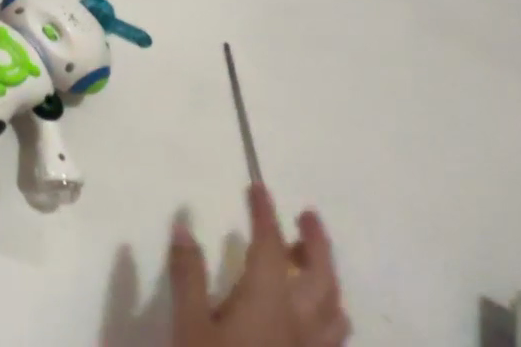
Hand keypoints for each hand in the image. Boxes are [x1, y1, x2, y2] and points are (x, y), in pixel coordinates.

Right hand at [169, 184, 348, 346]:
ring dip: (328, 275)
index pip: (272, 249)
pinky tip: (315, 311)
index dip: (265, 216)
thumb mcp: (188, 322)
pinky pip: (335, 333)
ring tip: (311, 259)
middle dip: (316, 243)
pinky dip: (329, 308)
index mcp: (267, 304)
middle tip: (307, 215)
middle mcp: (300, 324)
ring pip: (336, 307)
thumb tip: (184, 226)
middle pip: (320, 277)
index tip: (258, 188)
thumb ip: (188, 274)